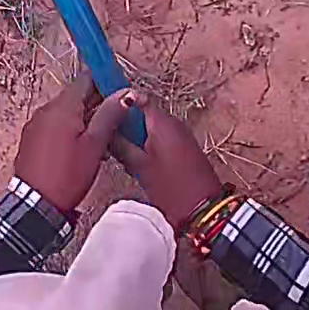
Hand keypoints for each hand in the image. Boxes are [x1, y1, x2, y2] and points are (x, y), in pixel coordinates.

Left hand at [13, 72, 140, 213]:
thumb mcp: (95, 145)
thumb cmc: (66, 176)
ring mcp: (36, 124)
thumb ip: (109, 115)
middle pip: (75, 95)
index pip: (85, 80)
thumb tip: (125, 94)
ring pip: (65, 111)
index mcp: (62, 107)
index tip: (119, 92)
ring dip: (84, 117)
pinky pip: (54, 124)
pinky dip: (70, 128)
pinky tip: (82, 146)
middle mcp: (45, 110)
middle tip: (116, 118)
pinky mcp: (32, 138)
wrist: (35, 203)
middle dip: (97, 103)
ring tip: (102, 138)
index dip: (105, 83)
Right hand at [108, 101, 222, 230]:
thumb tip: (104, 131)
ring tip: (121, 155)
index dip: (120, 101)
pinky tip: (138, 164)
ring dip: (135, 137)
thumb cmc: (172, 188)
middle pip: (142, 114)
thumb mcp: (139, 166)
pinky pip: (160, 138)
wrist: (204, 211)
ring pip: (149, 128)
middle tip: (109, 139)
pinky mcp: (184, 148)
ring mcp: (180, 136)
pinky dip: (147, 146)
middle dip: (125, 124)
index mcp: (162, 123)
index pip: (138, 98)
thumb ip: (120, 144)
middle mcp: (173, 123)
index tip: (104, 111)